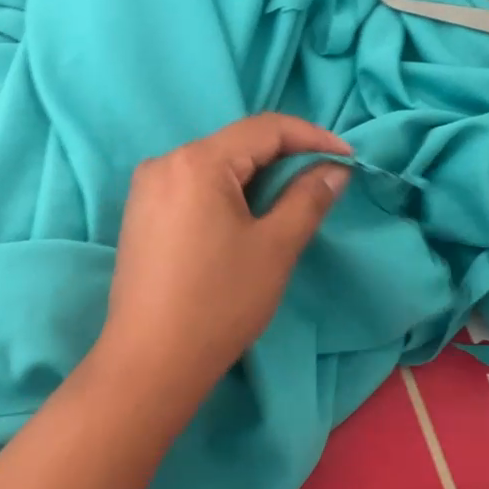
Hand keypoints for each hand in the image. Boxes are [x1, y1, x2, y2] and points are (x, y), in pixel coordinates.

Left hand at [97, 114, 351, 401]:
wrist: (151, 360)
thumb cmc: (219, 302)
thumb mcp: (274, 248)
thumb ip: (308, 198)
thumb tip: (333, 170)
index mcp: (196, 162)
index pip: (264, 129)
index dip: (313, 137)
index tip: (349, 159)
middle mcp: (164, 163)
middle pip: (236, 144)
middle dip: (285, 158)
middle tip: (325, 182)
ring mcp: (146, 190)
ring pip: (214, 166)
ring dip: (257, 177)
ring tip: (292, 202)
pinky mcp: (140, 216)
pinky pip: (192, 188)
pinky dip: (226, 194)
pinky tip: (247, 219)